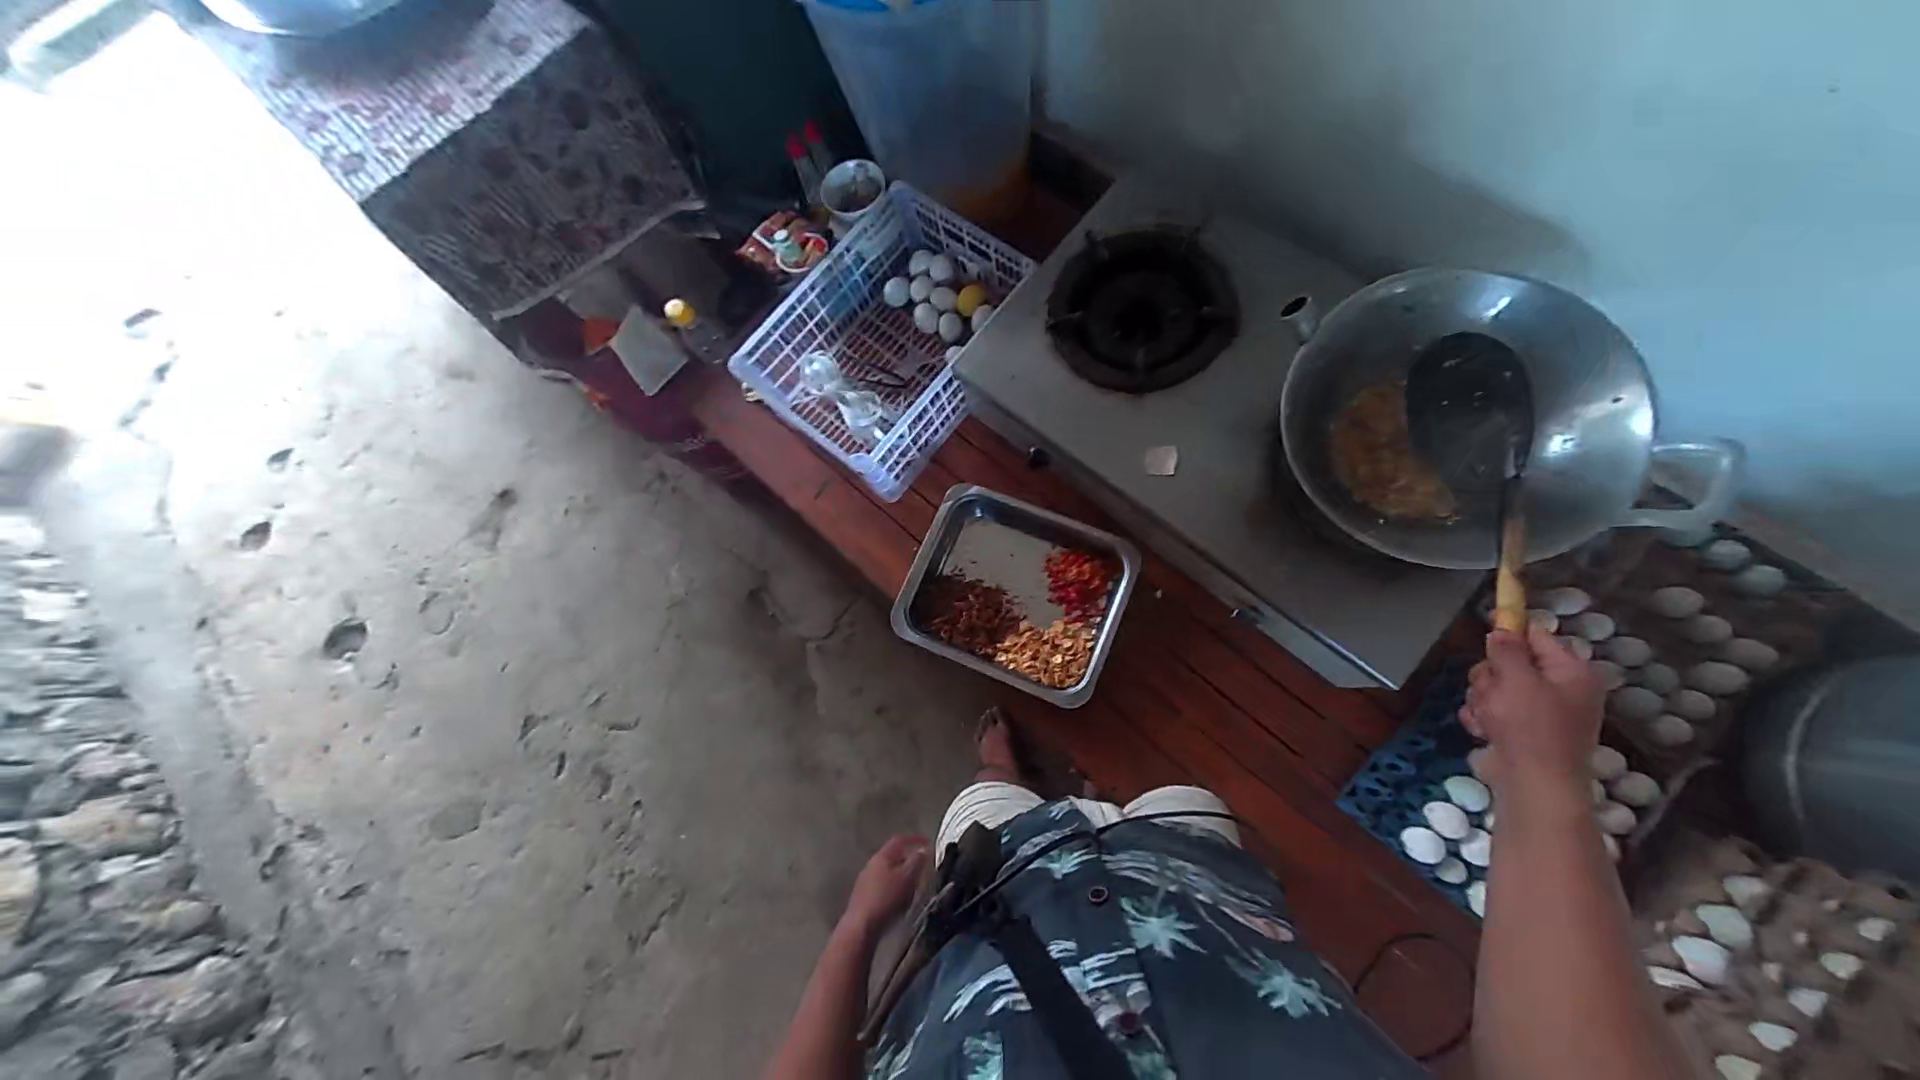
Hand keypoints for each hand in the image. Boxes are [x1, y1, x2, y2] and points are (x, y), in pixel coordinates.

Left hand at [842, 834, 929, 934]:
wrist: (861, 926)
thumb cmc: (887, 898)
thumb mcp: (907, 877)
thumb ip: (917, 861)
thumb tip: (922, 850)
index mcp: (882, 856)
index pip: (900, 840)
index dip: (915, 839)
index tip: (928, 843)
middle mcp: (871, 864)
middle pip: (893, 855)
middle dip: (908, 858)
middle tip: (922, 865)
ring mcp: (865, 880)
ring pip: (887, 870)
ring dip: (901, 873)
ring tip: (913, 883)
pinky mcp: (862, 896)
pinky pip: (882, 884)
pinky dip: (893, 885)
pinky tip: (898, 898)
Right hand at [1460, 626, 1602, 789]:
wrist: (1533, 782)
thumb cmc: (1531, 727)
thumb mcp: (1517, 680)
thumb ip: (1507, 650)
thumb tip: (1502, 629)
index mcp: (1570, 672)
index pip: (1538, 635)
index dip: (1510, 629)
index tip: (1487, 627)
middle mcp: (1558, 688)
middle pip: (1508, 661)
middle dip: (1489, 676)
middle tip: (1492, 691)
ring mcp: (1538, 710)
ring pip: (1492, 686)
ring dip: (1482, 699)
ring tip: (1489, 717)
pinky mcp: (1518, 728)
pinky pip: (1489, 709)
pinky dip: (1481, 717)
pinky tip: (1484, 730)